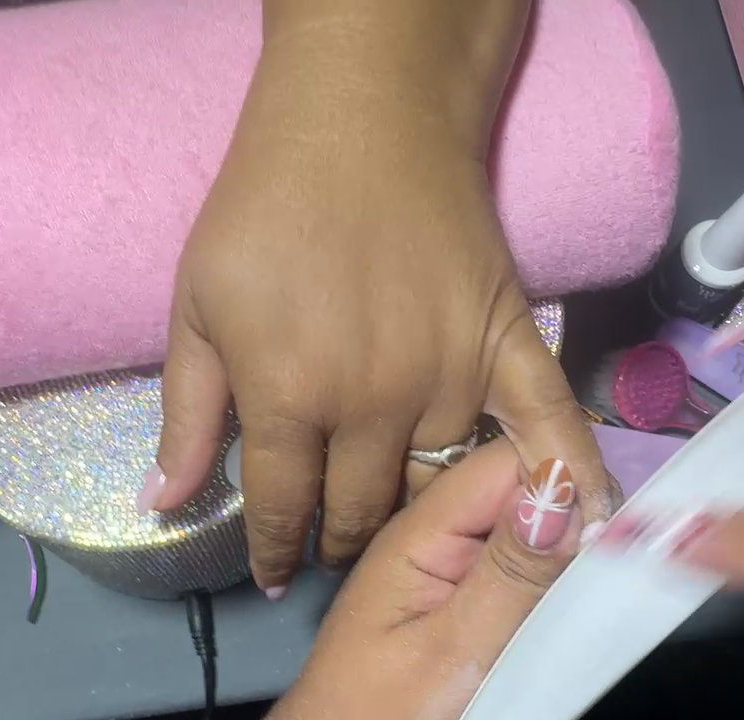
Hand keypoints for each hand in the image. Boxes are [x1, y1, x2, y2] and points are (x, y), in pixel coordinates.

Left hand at [148, 10, 613, 595]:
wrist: (360, 116)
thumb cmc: (262, 212)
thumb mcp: (195, 311)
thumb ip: (186, 418)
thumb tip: (162, 506)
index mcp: (291, 396)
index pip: (282, 509)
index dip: (275, 552)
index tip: (274, 579)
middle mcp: (374, 404)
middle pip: (357, 512)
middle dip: (334, 543)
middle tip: (327, 550)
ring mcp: (450, 379)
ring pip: (430, 486)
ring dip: (406, 515)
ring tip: (393, 528)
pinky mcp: (508, 345)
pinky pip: (546, 425)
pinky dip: (565, 477)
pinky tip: (581, 526)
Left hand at [251, 443, 581, 719]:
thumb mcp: (455, 656)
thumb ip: (511, 577)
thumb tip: (566, 492)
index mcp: (420, 535)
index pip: (503, 463)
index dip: (565, 481)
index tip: (610, 534)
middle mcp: (431, 537)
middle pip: (516, 491)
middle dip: (572, 518)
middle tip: (614, 572)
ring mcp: (441, 568)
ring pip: (519, 532)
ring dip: (563, 555)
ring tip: (596, 596)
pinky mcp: (453, 600)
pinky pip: (510, 571)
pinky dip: (544, 584)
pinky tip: (567, 612)